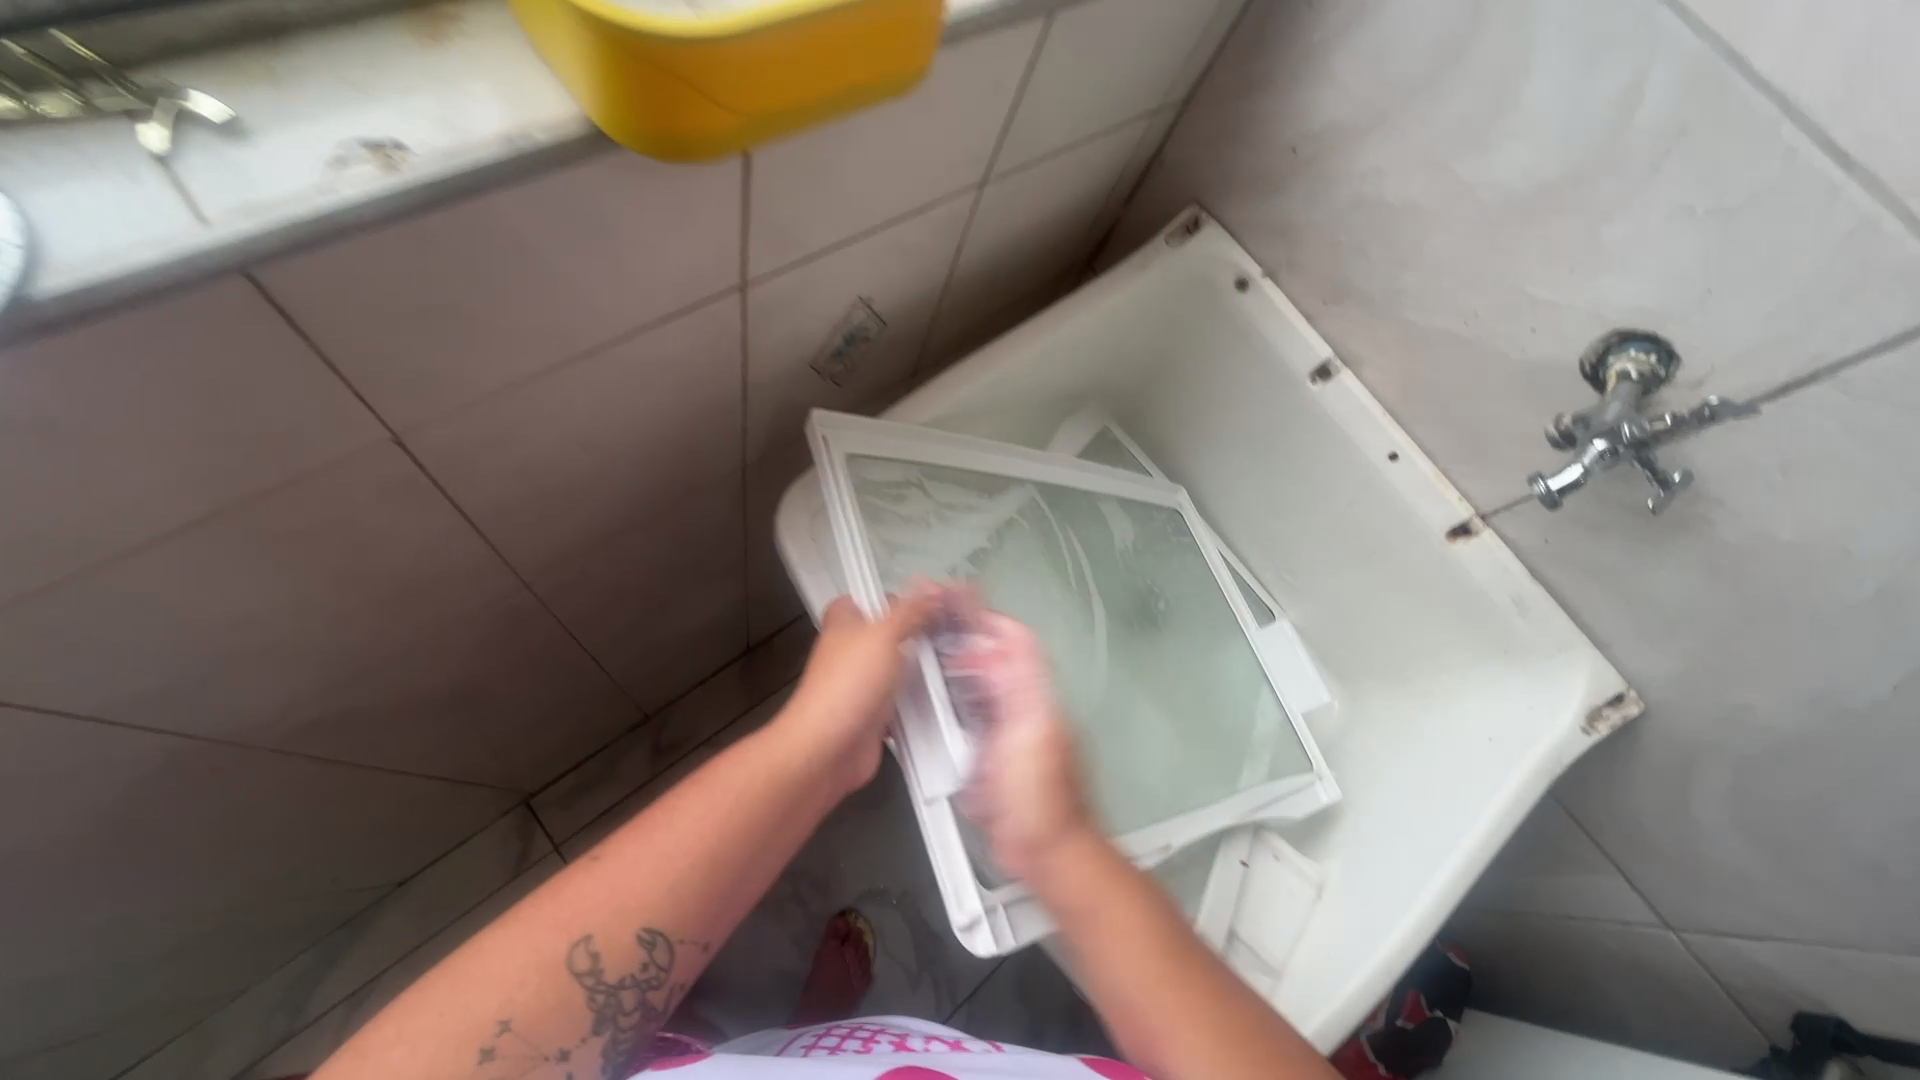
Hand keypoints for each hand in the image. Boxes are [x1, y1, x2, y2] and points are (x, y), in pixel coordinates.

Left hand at [781, 586, 937, 795]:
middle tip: (955, 634)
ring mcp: (861, 686)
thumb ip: (910, 611)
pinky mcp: (873, 717)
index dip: (890, 600)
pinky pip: (902, 703)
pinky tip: (949, 698)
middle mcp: (850, 653)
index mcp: (844, 625)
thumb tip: (934, 587)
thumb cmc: (851, 682)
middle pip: (887, 636)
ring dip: (923, 671)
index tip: (923, 605)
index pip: (863, 600)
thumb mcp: (883, 635)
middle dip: (917, 636)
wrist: (829, 748)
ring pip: (897, 671)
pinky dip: (920, 703)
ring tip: (962, 664)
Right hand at [953, 608, 1098, 882]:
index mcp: (1036, 698)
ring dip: (963, 670)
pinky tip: (940, 708)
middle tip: (937, 630)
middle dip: (970, 641)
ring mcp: (1014, 736)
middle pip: (1000, 662)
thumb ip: (1015, 684)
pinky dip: (959, 706)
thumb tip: (1005, 637)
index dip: (986, 621)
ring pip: (988, 689)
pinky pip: (977, 722)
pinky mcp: (999, 761)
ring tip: (933, 660)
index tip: (956, 606)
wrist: (1047, 853)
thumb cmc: (1038, 797)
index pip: (1015, 643)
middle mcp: (1028, 710)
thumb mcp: (1027, 732)